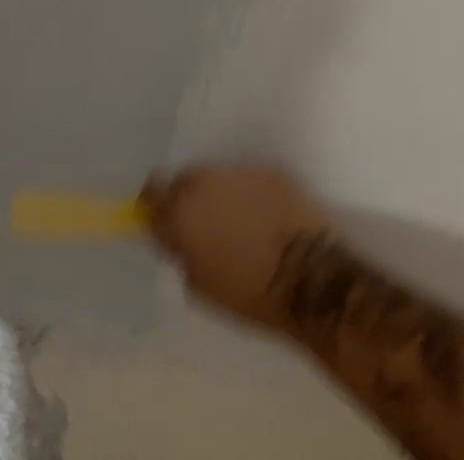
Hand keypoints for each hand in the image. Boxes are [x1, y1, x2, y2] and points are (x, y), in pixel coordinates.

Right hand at [141, 165, 332, 331]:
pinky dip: (254, 193)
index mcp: (182, 213)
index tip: (164, 214)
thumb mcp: (199, 283)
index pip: (153, 192)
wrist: (310, 276)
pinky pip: (253, 178)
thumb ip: (182, 250)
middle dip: (192, 197)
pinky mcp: (274, 170)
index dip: (156, 203)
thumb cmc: (249, 292)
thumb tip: (181, 236)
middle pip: (187, 179)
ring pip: (221, 177)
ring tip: (244, 221)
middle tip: (207, 222)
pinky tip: (269, 215)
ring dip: (225, 194)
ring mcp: (243, 172)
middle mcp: (207, 183)